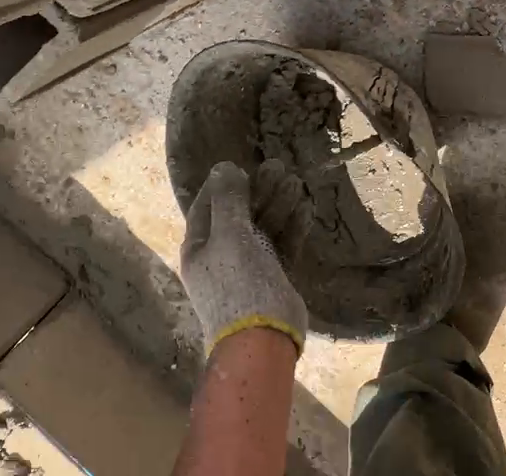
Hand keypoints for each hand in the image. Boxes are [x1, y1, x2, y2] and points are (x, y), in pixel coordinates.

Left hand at [181, 160, 311, 354]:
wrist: (262, 338)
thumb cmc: (238, 283)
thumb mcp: (229, 235)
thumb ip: (228, 200)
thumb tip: (223, 167)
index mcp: (200, 248)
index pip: (206, 207)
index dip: (222, 184)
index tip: (242, 165)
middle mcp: (221, 256)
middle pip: (240, 214)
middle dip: (258, 190)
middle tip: (279, 166)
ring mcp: (249, 269)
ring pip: (264, 227)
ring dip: (278, 204)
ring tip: (295, 181)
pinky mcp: (274, 278)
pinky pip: (282, 244)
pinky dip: (292, 226)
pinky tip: (306, 208)